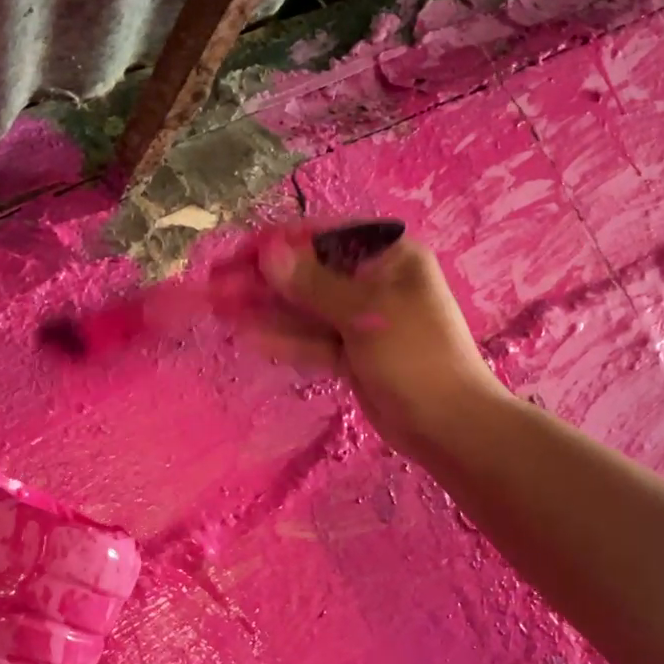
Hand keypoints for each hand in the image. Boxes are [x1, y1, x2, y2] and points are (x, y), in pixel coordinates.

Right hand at [242, 224, 507, 457]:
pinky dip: (286, 339)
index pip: (323, 238)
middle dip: (263, 280)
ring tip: (218, 310)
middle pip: (309, 274)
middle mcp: (375, 282)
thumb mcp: (365, 314)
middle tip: (214, 288)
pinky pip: (314, 340)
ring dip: (266, 310)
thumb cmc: (415, 358)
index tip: (234, 256)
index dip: (277, 245)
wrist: (449, 425)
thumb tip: (269, 252)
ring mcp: (363, 321)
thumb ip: (313, 284)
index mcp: (389, 256)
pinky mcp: (353, 355)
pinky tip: (249, 336)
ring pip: (306, 309)